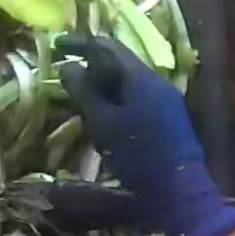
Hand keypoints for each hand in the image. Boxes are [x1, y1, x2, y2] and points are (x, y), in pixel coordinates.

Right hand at [59, 34, 234, 235]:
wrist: (179, 192)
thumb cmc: (137, 154)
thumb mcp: (102, 122)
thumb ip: (83, 91)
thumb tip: (67, 66)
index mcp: (140, 77)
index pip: (106, 46)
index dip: (79, 43)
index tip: (55, 46)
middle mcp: (156, 80)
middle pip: (118, 60)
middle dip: (89, 61)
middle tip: (64, 68)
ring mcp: (165, 97)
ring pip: (127, 77)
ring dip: (102, 79)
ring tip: (78, 88)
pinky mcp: (167, 114)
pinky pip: (135, 92)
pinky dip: (114, 93)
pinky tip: (101, 107)